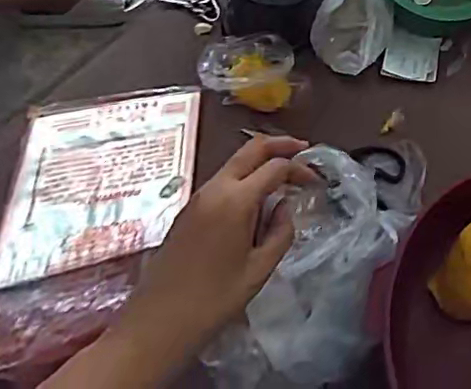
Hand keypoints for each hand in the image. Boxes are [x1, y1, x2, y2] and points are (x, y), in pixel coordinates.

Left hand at [122, 135, 319, 353]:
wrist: (154, 326)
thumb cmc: (211, 301)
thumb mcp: (258, 271)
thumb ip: (280, 232)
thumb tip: (284, 206)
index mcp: (235, 200)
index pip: (276, 167)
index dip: (300, 169)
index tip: (316, 181)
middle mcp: (216, 188)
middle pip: (252, 148)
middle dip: (280, 144)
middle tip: (303, 149)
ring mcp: (198, 196)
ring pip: (235, 162)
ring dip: (261, 159)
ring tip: (282, 174)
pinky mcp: (188, 209)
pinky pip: (223, 179)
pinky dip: (244, 176)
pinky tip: (255, 197)